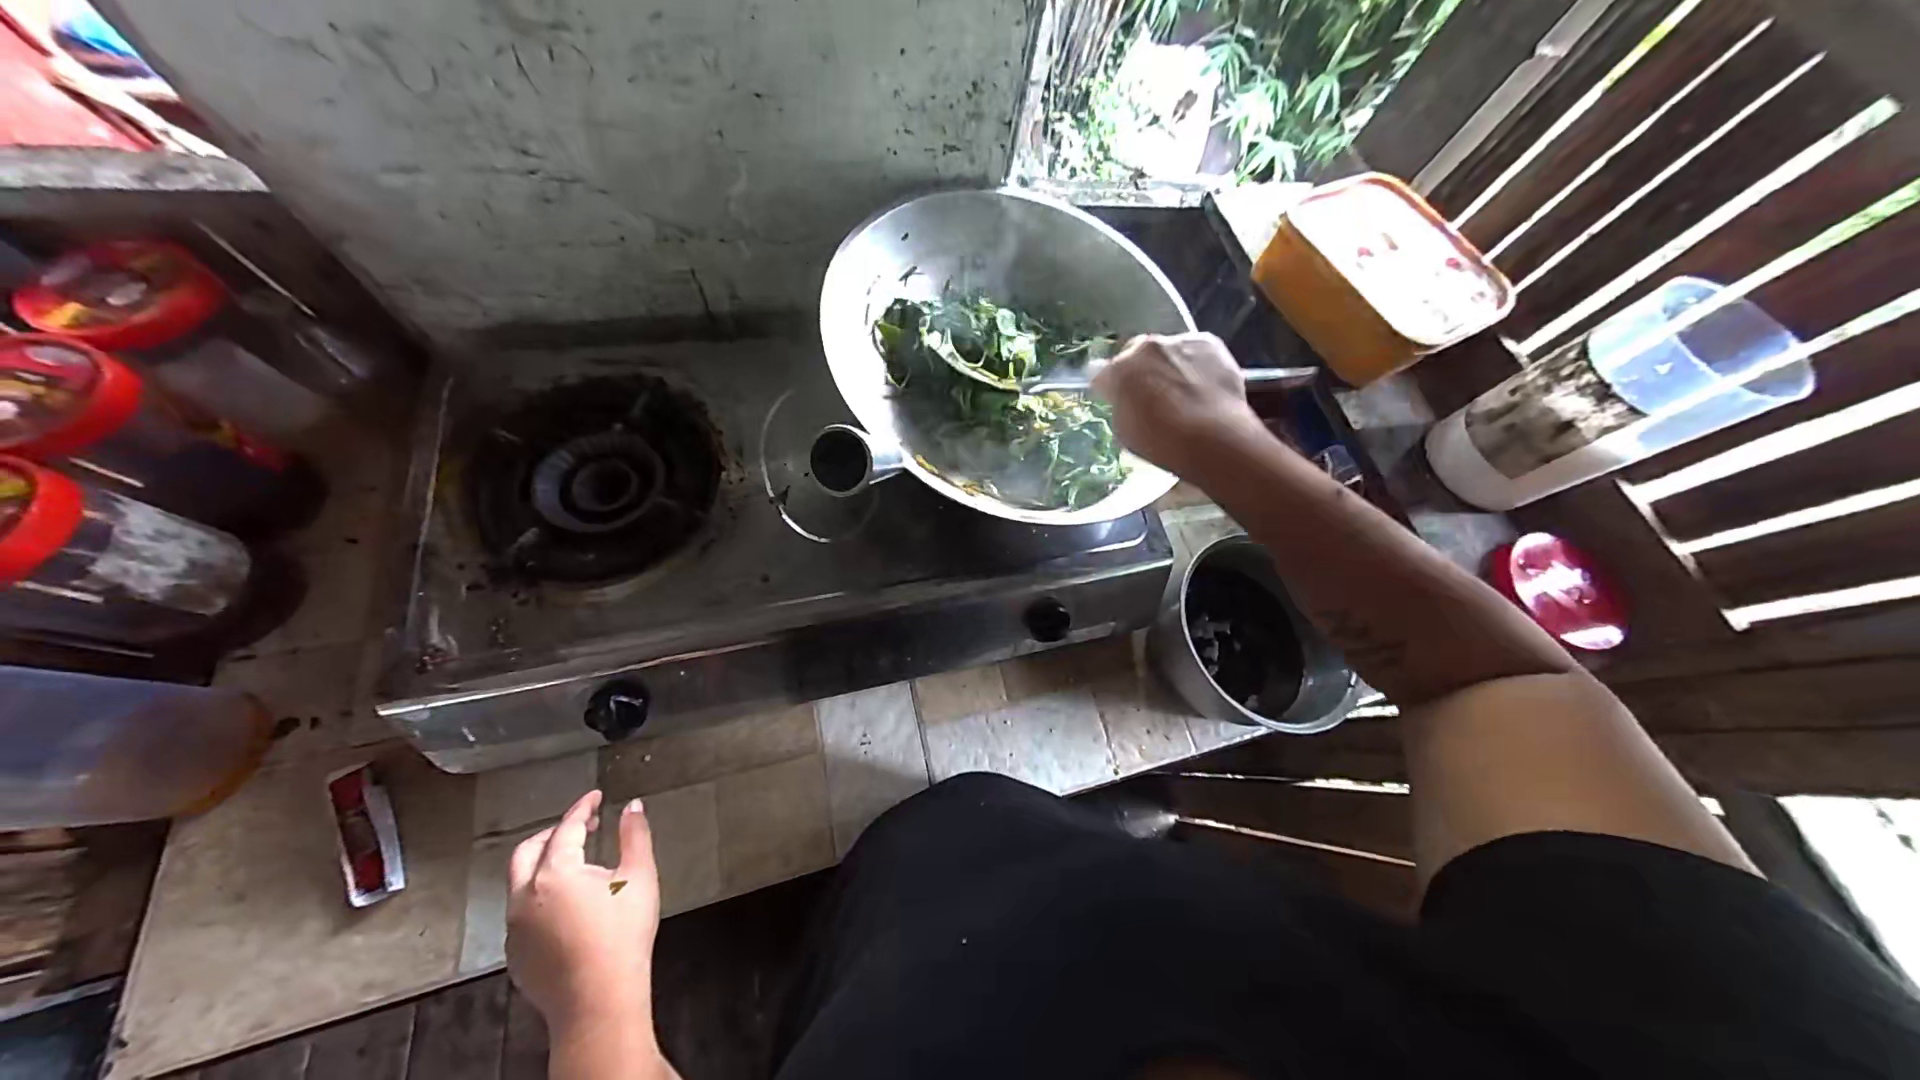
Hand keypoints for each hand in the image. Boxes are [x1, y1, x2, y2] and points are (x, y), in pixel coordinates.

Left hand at [507, 790, 661, 1046]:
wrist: (599, 1000)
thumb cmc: (623, 937)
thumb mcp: (639, 876)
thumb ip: (635, 835)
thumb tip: (633, 807)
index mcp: (556, 873)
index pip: (567, 828)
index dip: (583, 808)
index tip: (594, 798)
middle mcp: (525, 897)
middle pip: (528, 850)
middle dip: (553, 832)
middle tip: (581, 826)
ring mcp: (515, 927)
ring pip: (520, 882)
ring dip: (544, 864)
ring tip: (577, 863)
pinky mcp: (515, 952)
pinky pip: (521, 911)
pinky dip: (539, 895)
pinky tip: (567, 903)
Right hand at [1091, 333, 1264, 473]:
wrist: (1213, 436)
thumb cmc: (1162, 442)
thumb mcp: (1125, 432)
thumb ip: (1121, 408)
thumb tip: (1126, 401)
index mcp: (1117, 371)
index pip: (1104, 375)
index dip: (1110, 389)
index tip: (1117, 401)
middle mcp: (1145, 348)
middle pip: (1135, 354)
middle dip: (1139, 371)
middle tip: (1150, 395)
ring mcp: (1178, 342)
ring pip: (1167, 352)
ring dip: (1169, 366)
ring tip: (1182, 393)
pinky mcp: (1209, 342)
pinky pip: (1194, 350)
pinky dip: (1195, 364)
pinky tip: (1203, 386)